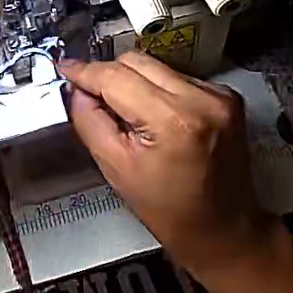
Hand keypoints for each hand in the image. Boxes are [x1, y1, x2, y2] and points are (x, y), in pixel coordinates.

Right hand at [59, 52, 277, 278]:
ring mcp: (218, 95)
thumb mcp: (116, 169)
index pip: (116, 77)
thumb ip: (90, 121)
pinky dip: (158, 90)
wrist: (224, 231)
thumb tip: (77, 89)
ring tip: (130, 117)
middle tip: (92, 99)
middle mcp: (202, 99)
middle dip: (108, 76)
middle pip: (136, 62)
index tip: (65, 68)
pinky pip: (176, 77)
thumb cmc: (172, 211)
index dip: (85, 72)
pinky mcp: (226, 96)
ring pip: (155, 66)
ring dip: (134, 82)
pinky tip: (156, 118)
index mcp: (174, 120)